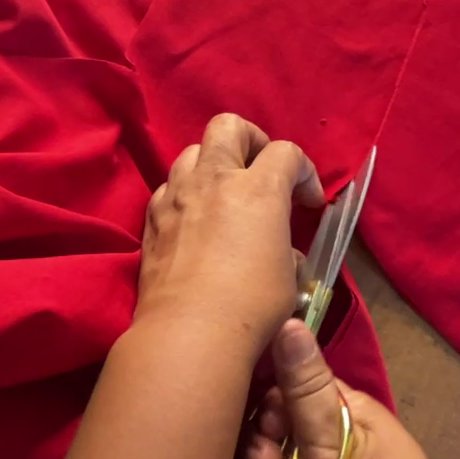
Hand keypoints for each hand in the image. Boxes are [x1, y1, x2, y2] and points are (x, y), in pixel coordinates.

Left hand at [134, 114, 323, 354]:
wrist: (189, 331)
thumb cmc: (251, 305)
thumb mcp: (288, 277)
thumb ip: (286, 250)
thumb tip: (281, 254)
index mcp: (257, 189)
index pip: (286, 152)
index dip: (304, 173)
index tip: (308, 204)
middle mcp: (214, 179)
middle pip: (229, 126)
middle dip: (251, 141)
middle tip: (260, 171)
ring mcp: (176, 195)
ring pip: (191, 152)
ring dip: (212, 165)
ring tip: (223, 195)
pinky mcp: (151, 218)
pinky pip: (168, 188)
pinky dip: (184, 195)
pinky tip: (193, 222)